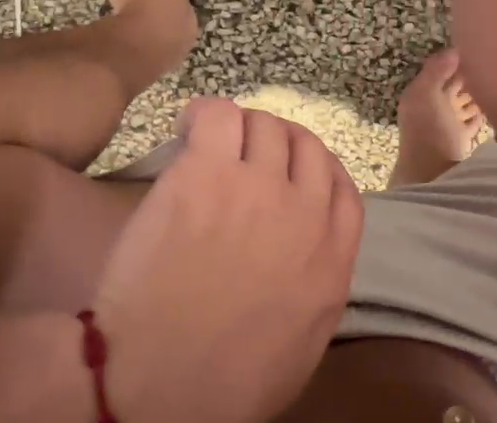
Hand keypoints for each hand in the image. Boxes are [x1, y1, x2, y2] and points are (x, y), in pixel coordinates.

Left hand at [90, 98, 364, 422]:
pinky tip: (188, 129)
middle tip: (243, 155)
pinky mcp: (205, 172)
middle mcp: (302, 213)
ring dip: (241, 130)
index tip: (291, 173)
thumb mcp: (301, 349)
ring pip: (263, 123)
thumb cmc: (223, 383)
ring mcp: (255, 186)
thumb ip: (318, 288)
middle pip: (304, 144)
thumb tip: (312, 252)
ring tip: (212, 145)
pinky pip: (218, 113)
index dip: (317, 170)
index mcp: (332, 261)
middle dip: (277, 145)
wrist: (153, 384)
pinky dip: (205, 113)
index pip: (343, 187)